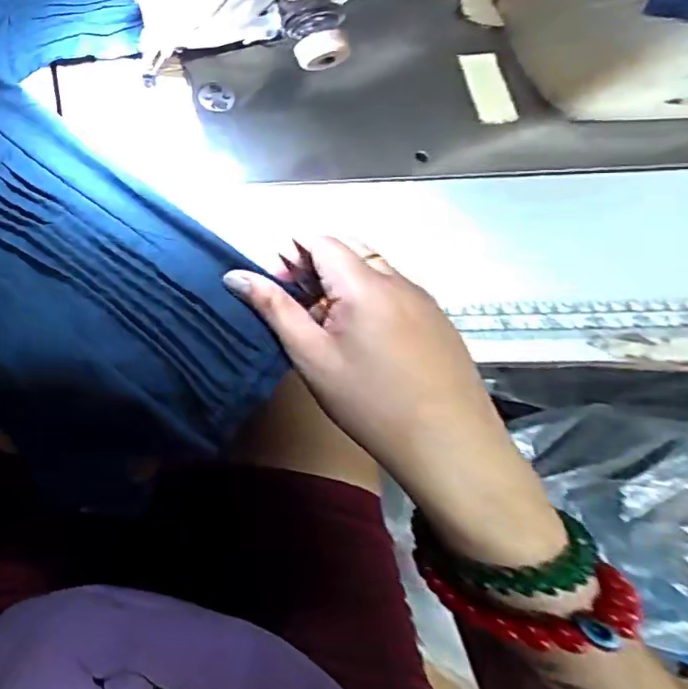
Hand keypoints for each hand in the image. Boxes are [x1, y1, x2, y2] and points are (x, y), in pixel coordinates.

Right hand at [224, 238, 568, 568]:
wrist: (452, 448)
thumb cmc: (370, 401)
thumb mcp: (310, 355)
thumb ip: (273, 307)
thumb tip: (236, 275)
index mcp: (365, 284)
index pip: (321, 240)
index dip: (291, 253)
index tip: (276, 286)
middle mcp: (399, 281)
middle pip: (348, 250)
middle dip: (314, 266)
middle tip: (296, 305)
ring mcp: (424, 301)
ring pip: (372, 270)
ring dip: (341, 283)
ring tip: (326, 327)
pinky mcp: (439, 322)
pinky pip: (395, 292)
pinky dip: (368, 299)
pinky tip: (363, 343)